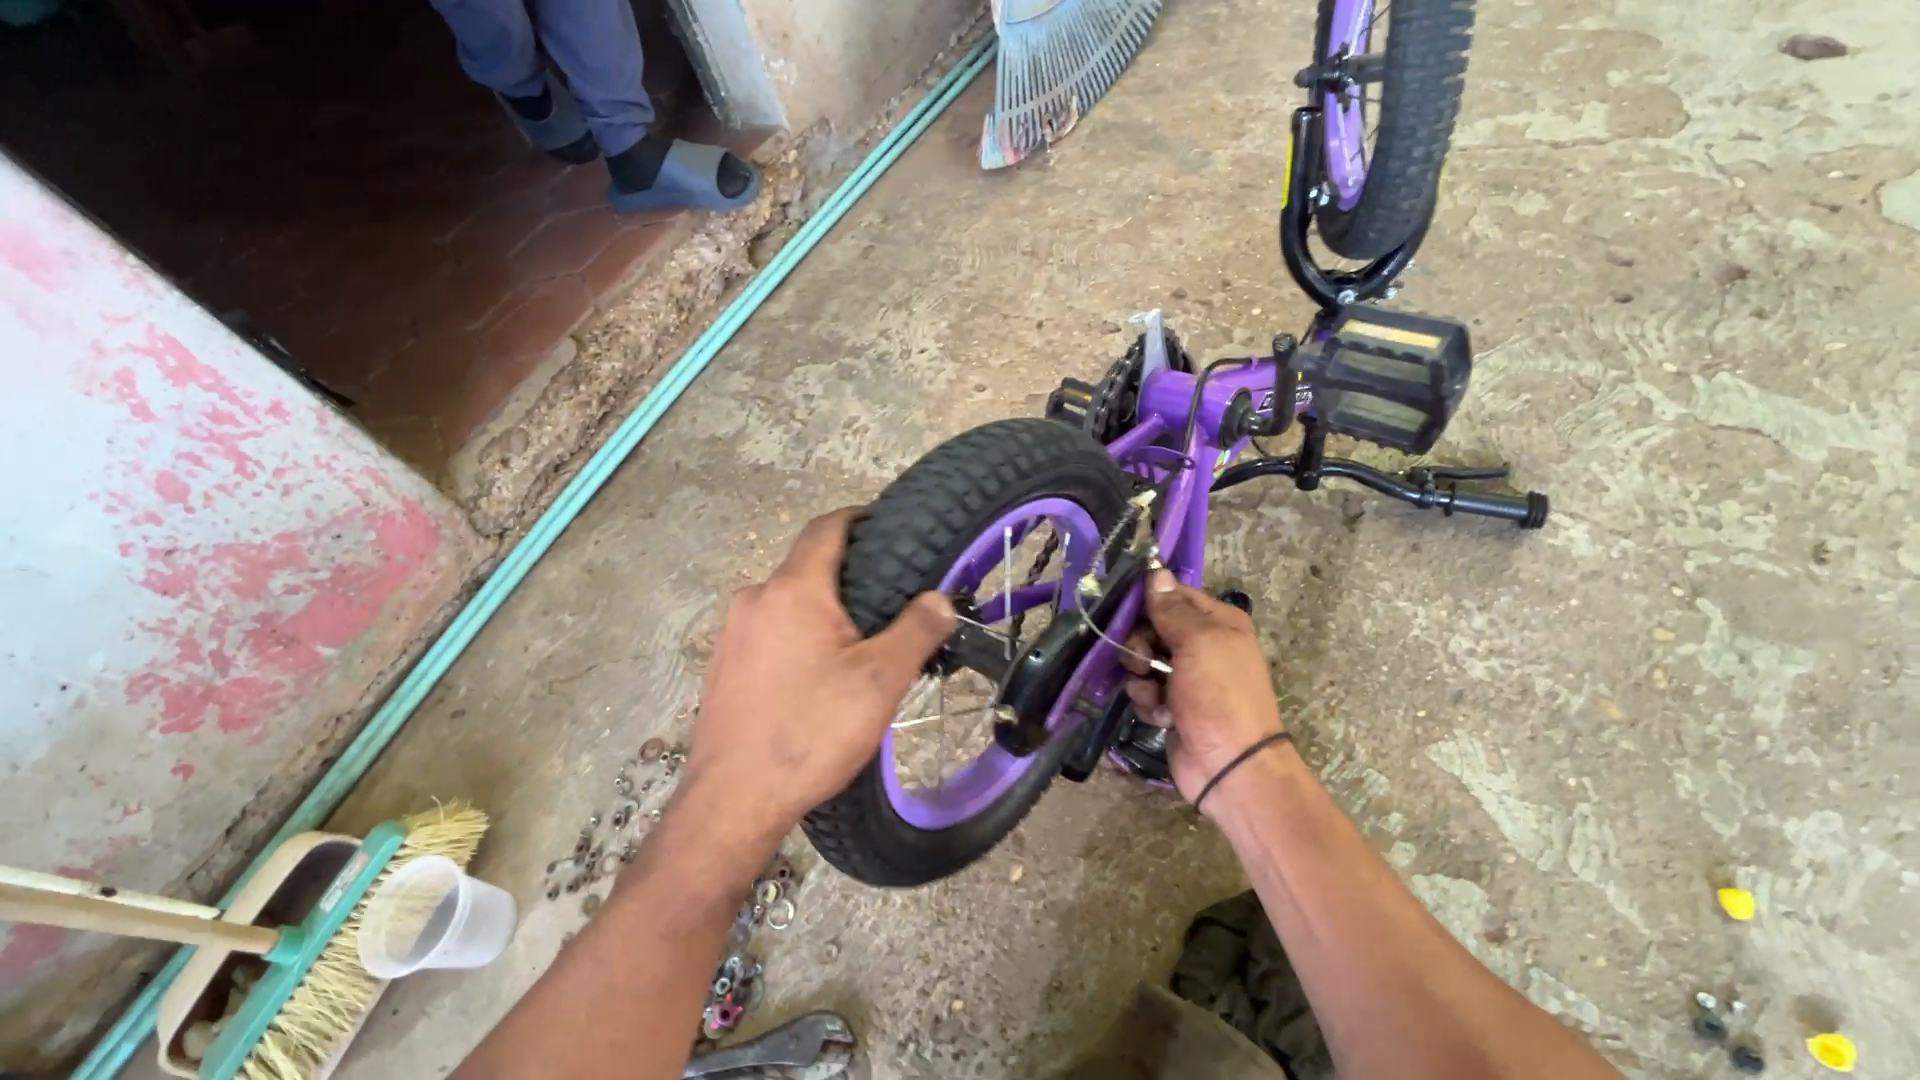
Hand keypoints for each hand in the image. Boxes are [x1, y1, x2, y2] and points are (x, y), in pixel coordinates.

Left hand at [687, 508, 954, 830]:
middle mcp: (755, 599)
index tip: (890, 529)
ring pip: (788, 603)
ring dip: (823, 612)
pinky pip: (769, 632)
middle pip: (808, 567)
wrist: (733, 801)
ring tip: (860, 646)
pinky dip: (798, 637)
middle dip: (848, 577)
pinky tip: (818, 677)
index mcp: (793, 589)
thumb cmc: (810, 732)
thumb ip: (916, 630)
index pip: (827, 527)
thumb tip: (940, 598)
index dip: (860, 519)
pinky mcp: (721, 665)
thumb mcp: (879, 681)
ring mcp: (731, 633)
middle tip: (890, 604)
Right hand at [1121, 570, 1285, 806]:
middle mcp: (1204, 646)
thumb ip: (1172, 609)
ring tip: (1153, 694)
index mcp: (1219, 623)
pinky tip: (1160, 716)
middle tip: (1141, 660)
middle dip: (1140, 644)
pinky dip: (1148, 702)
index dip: (1148, 600)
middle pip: (1153, 628)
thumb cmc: (1219, 695)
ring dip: (1141, 678)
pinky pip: (1146, 691)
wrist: (1230, 765)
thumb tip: (1156, 572)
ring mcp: (1188, 678)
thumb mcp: (1198, 643)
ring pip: (1144, 661)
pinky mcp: (1173, 706)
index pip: (1174, 595)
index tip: (1122, 609)